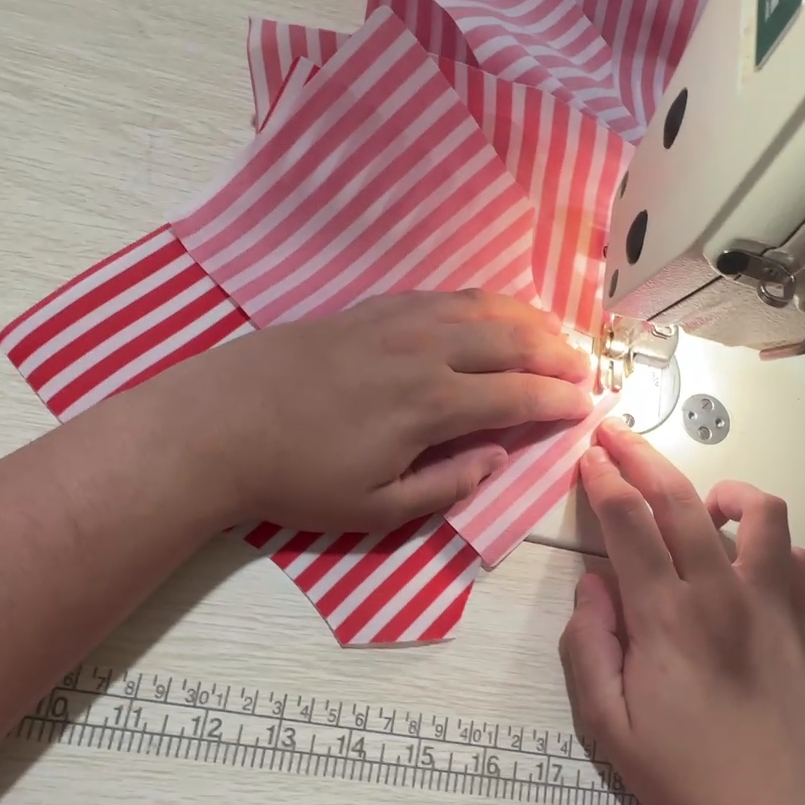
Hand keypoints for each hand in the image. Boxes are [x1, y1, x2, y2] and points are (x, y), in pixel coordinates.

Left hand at [132, 290, 592, 531]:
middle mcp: (424, 350)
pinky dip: (481, 302)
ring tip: (554, 333)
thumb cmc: (297, 478)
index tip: (588, 406)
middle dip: (558, 353)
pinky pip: (442, 295)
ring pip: (481, 307)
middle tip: (584, 368)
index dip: (560, 400)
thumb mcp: (375, 509)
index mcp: (430, 404)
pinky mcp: (368, 307)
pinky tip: (489, 312)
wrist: (216, 425)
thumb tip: (496, 459)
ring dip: (527, 318)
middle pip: (511, 339)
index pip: (517, 394)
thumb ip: (446, 487)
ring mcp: (394, 320)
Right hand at [560, 420, 804, 804]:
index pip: (630, 522)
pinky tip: (744, 563)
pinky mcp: (800, 625)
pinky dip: (767, 542)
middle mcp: (722, 594)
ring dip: (721, 490)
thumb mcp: (608, 725)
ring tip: (697, 503)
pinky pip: (793, 557)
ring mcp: (771, 605)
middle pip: (682, 499)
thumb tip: (593, 586)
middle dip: (643, 456)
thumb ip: (588, 646)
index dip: (604, 480)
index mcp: (667, 617)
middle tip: (616, 433)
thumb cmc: (682, 778)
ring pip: (760, 511)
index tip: (587, 454)